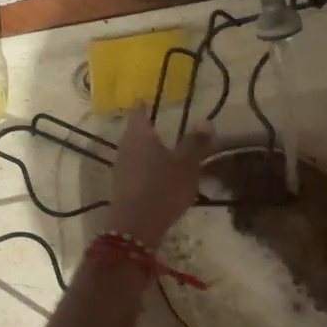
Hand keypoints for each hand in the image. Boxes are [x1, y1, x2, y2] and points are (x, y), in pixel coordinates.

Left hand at [107, 109, 212, 245]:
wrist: (135, 226)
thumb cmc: (163, 188)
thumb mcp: (187, 165)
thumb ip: (196, 143)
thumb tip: (206, 121)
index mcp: (139, 135)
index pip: (138, 113)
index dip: (143, 106)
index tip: (145, 100)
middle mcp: (125, 147)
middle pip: (134, 133)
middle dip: (146, 130)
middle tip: (160, 126)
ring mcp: (120, 169)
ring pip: (134, 152)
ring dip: (146, 151)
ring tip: (162, 152)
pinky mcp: (120, 188)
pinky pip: (134, 170)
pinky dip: (145, 169)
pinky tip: (156, 177)